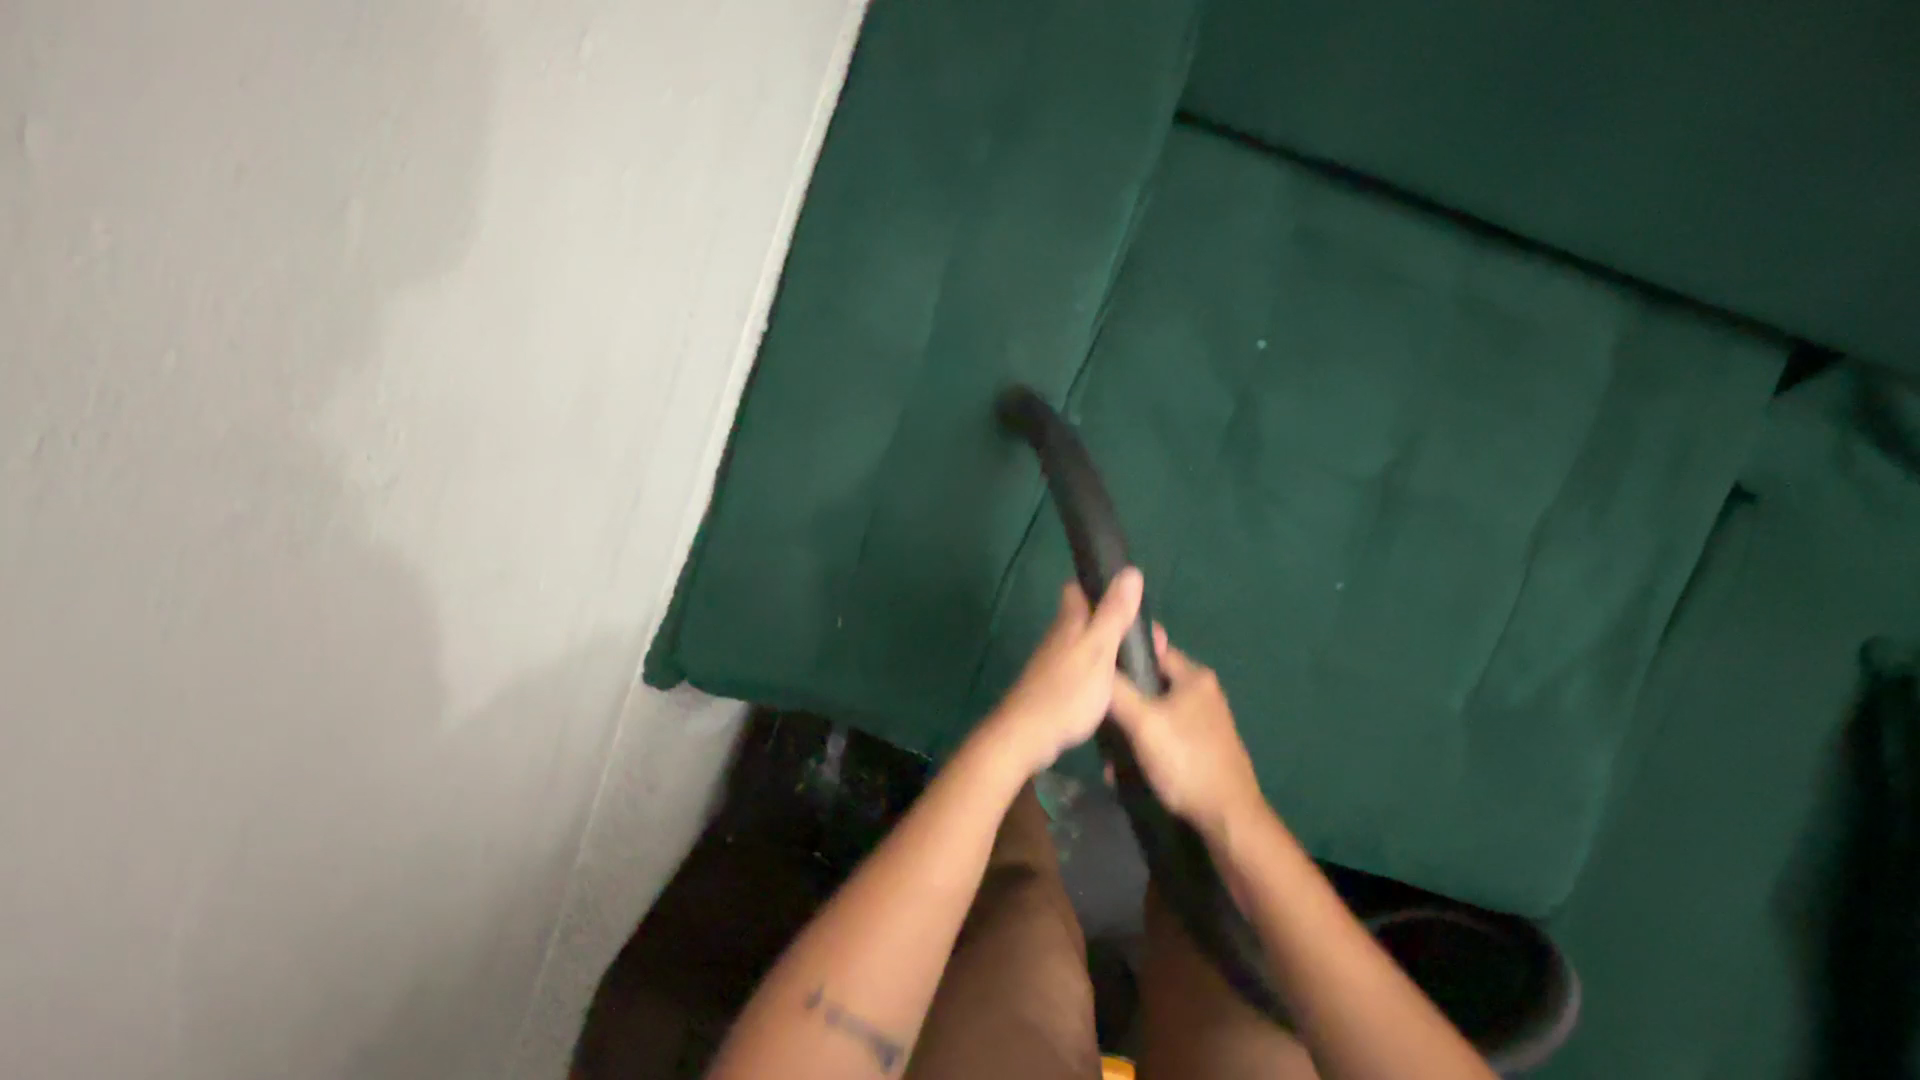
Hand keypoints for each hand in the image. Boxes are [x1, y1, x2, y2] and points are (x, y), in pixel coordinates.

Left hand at [981, 568, 1144, 774]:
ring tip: (1139, 664)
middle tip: (1148, 641)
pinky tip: (1116, 687)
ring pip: (1085, 646)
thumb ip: (1114, 614)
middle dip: (1114, 623)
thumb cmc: (1068, 691)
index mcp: (1068, 623)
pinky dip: (1101, 672)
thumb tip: (1130, 571)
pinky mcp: (1054, 689)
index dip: (1100, 586)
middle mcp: (1058, 638)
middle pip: (1085, 619)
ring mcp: (1053, 665)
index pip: (1077, 589)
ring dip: (1110, 650)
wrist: (1028, 735)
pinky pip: (1082, 670)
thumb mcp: (1099, 649)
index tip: (1128, 597)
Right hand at [1108, 630, 1265, 838]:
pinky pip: (1164, 737)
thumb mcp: (1143, 722)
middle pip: (1149, 686)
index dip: (1122, 658)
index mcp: (1195, 677)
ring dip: (1129, 734)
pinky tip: (1127, 772)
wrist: (1227, 816)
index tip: (1095, 673)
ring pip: (1153, 715)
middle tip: (1098, 723)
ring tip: (1110, 759)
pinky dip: (1145, 749)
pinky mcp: (1202, 747)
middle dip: (1122, 706)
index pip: (1151, 650)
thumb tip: (1097, 666)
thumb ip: (1117, 691)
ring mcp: (1204, 722)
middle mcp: (1203, 693)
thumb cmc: (1185, 760)